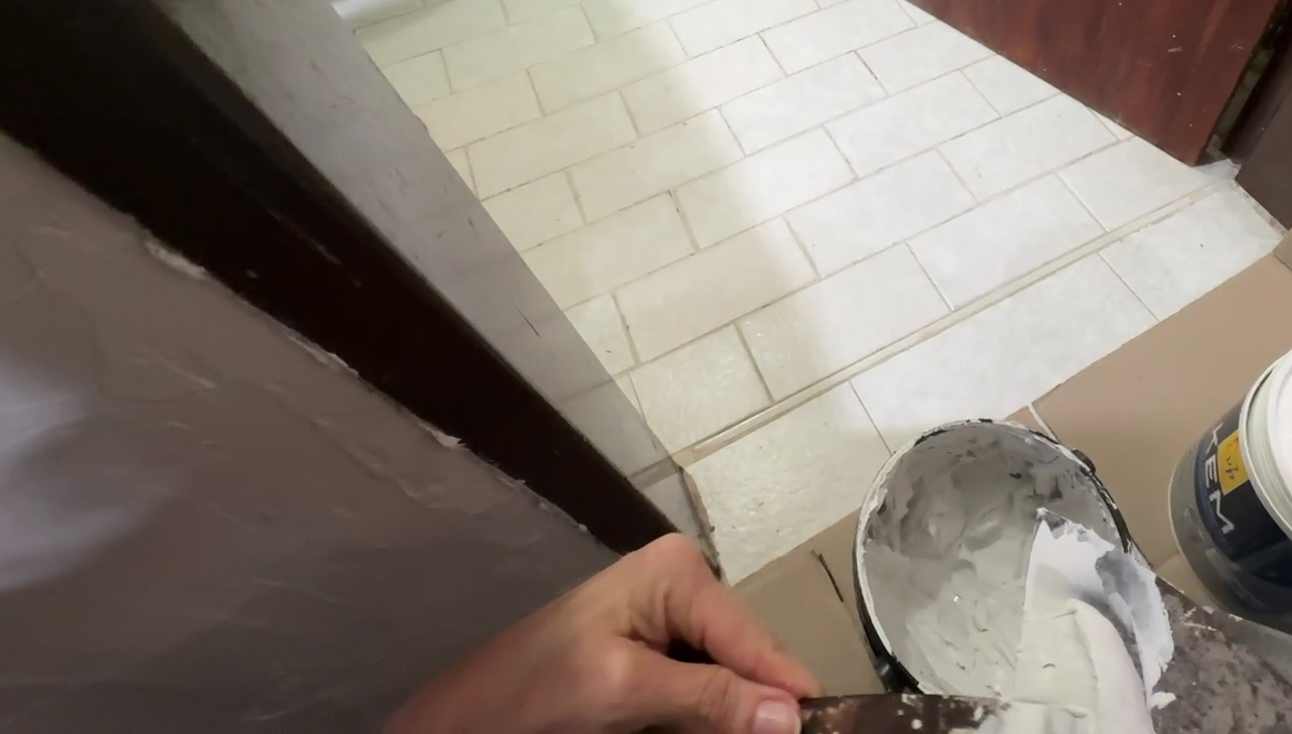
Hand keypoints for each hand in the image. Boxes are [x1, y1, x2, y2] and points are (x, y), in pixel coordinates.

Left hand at [387, 533, 820, 733]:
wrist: (464, 716)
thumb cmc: (537, 693)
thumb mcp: (625, 692)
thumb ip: (708, 698)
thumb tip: (790, 716)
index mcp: (678, 572)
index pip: (751, 635)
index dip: (787, 686)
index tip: (827, 726)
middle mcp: (683, 578)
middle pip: (745, 649)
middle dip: (761, 699)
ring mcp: (669, 606)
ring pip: (729, 665)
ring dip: (739, 707)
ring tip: (761, 732)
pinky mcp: (657, 638)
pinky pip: (704, 672)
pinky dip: (714, 707)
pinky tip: (724, 726)